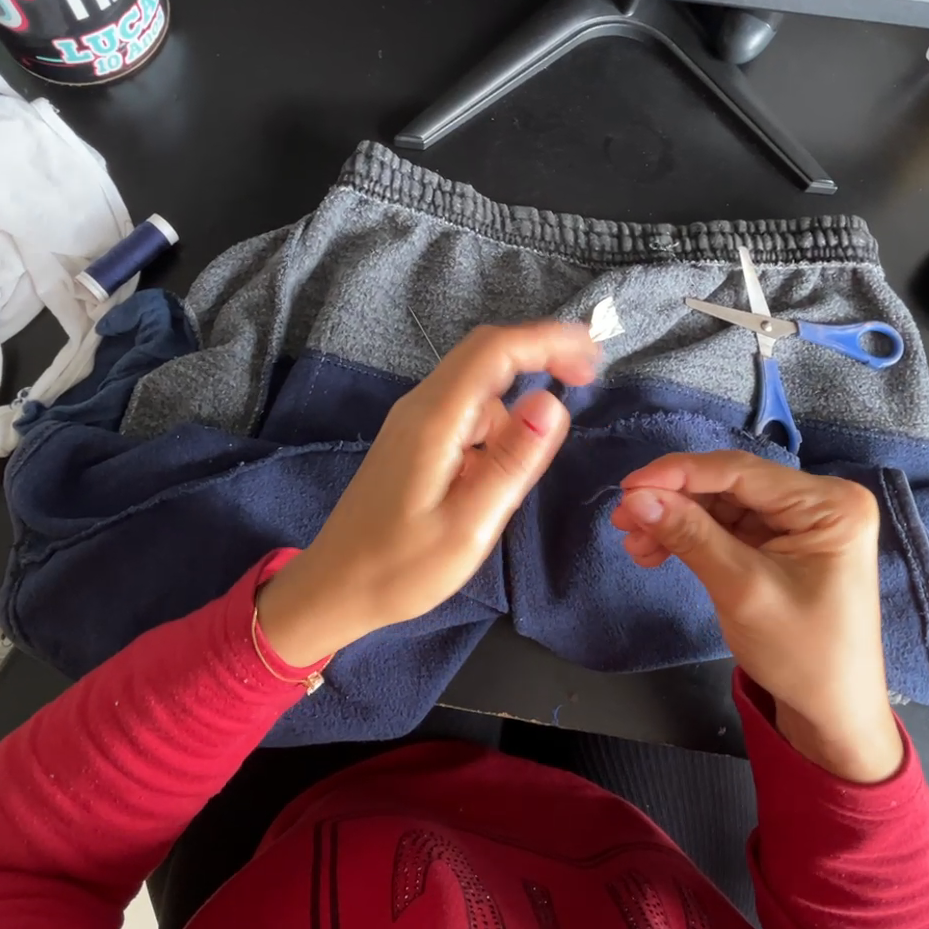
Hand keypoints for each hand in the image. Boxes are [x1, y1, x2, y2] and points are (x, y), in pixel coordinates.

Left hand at [258, 322, 599, 665]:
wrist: (335, 587)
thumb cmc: (401, 568)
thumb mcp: (469, 526)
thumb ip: (512, 463)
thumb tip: (551, 402)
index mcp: (435, 420)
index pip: (495, 351)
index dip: (548, 341)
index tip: (593, 356)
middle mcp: (421, 406)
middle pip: (484, 353)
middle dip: (540, 353)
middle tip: (587, 380)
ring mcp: (413, 420)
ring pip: (477, 386)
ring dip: (514, 407)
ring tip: (517, 479)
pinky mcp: (413, 438)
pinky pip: (464, 412)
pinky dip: (494, 426)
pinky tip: (491, 478)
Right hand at [610, 451, 901, 782]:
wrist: (830, 713)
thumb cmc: (802, 655)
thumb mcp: (742, 590)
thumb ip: (690, 535)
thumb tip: (635, 497)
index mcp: (830, 504)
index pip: (740, 472)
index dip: (679, 473)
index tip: (628, 487)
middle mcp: (817, 501)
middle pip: (727, 485)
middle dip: (672, 500)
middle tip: (623, 518)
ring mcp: (798, 521)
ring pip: (719, 504)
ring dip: (674, 519)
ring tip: (634, 542)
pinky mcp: (778, 540)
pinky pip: (724, 525)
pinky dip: (688, 535)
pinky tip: (655, 550)